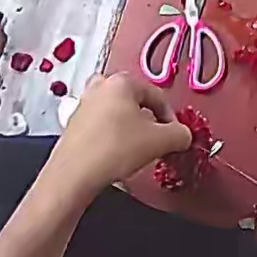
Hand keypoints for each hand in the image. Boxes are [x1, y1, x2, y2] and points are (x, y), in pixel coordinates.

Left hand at [38, 72, 190, 204]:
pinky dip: (113, 137)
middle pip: (136, 103)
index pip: (157, 96)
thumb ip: (180, 134)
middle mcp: (100, 86)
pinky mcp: (73, 124)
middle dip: (149, 121)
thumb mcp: (161, 141)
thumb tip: (183, 135)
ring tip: (137, 150)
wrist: (74, 175)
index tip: (175, 136)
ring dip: (131, 129)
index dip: (171, 118)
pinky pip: (102, 125)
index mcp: (122, 81)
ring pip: (118, 114)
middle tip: (156, 141)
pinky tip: (116, 155)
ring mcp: (84, 104)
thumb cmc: (116, 149)